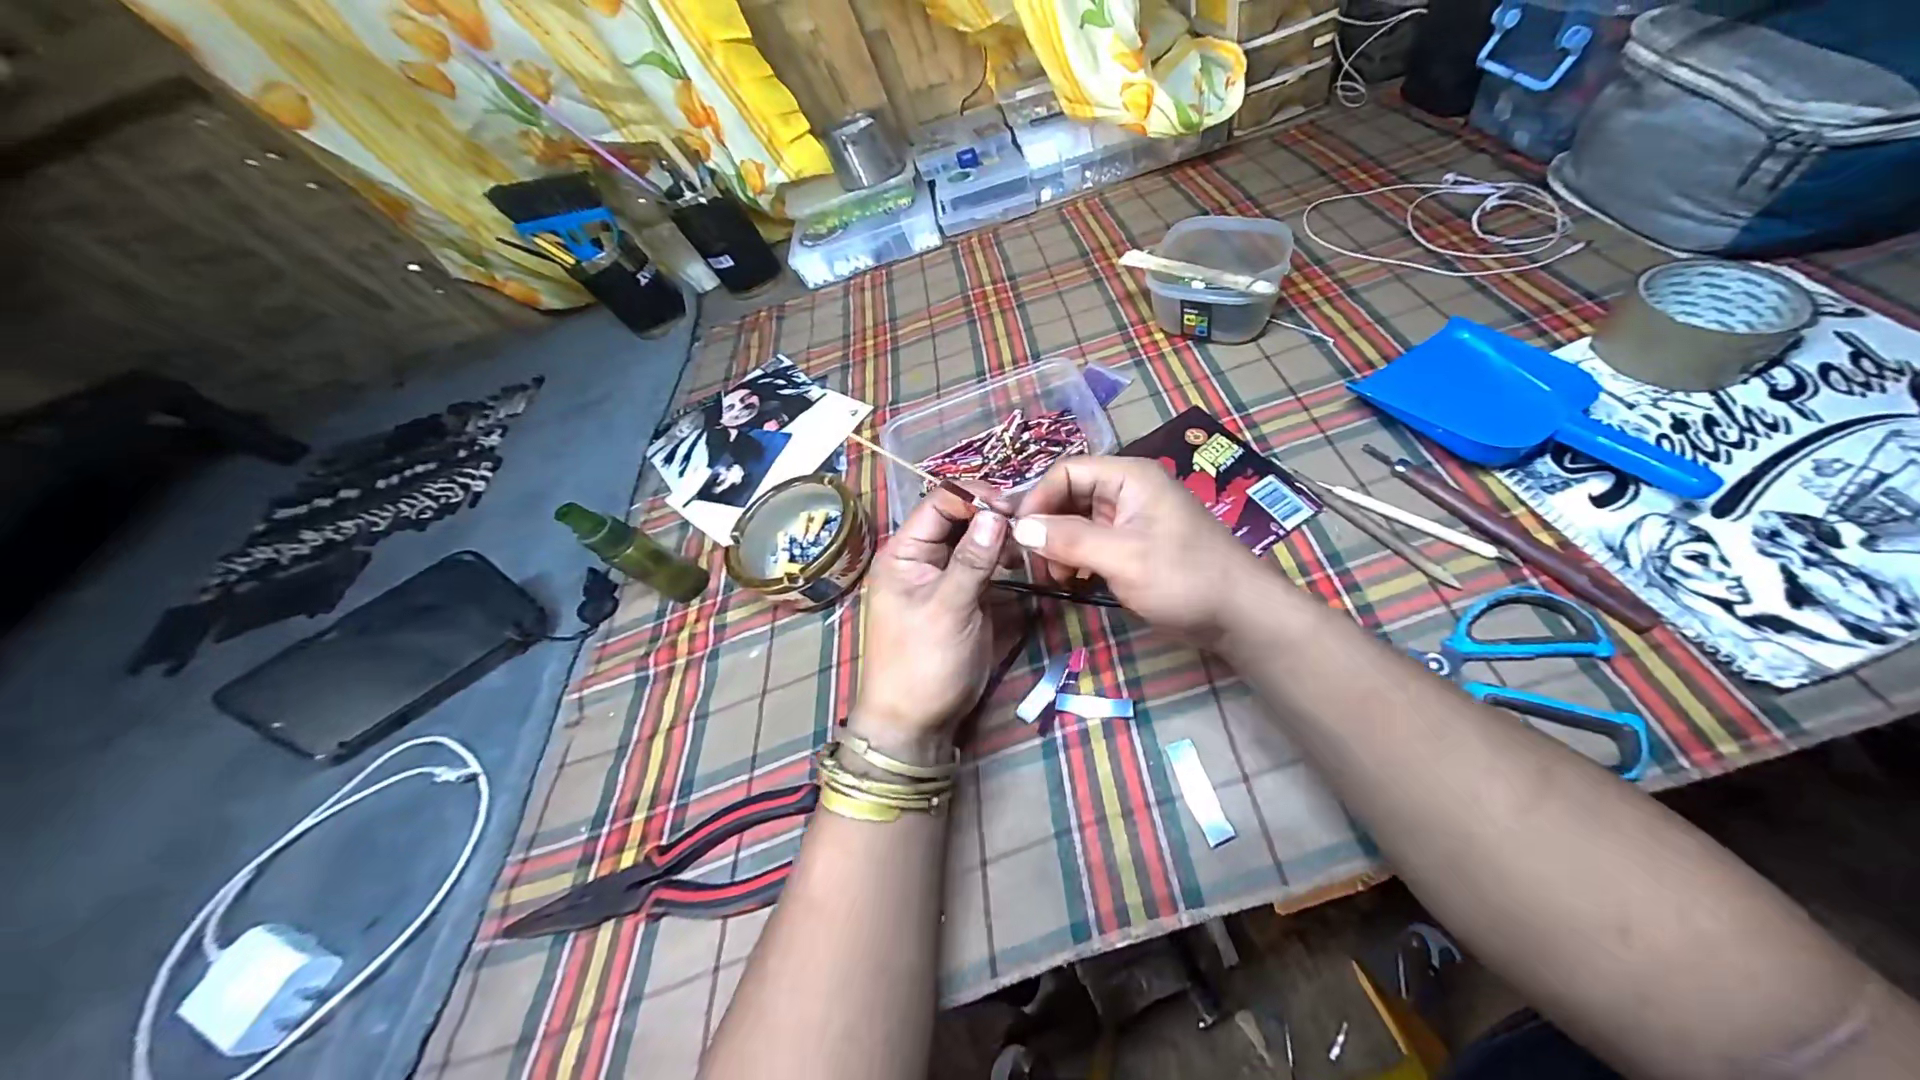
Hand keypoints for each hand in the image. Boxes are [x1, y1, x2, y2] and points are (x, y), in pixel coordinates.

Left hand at [853, 484, 1011, 760]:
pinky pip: (984, 566)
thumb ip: (972, 560)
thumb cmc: (921, 662)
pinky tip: (1023, 561)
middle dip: (992, 516)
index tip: (1010, 504)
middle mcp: (922, 558)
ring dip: (1001, 537)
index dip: (973, 498)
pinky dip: (1003, 560)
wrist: (917, 720)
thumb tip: (995, 515)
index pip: (938, 505)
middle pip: (959, 520)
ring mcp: (944, 577)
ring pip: (975, 541)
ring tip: (1028, 541)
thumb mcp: (947, 609)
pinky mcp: (964, 596)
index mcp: (904, 553)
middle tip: (1029, 520)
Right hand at [1013, 456, 1269, 646]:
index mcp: (1127, 477)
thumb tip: (1019, 529)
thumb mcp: (1123, 557)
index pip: (1064, 473)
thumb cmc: (1184, 577)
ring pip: (1075, 522)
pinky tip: (1071, 580)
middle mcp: (1126, 490)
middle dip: (1046, 528)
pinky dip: (1075, 559)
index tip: (1019, 537)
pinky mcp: (1132, 545)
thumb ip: (1069, 540)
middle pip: (1067, 496)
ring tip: (1056, 577)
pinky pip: (1090, 542)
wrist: (1239, 615)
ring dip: (1058, 547)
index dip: (1037, 500)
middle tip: (1035, 564)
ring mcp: (1130, 519)